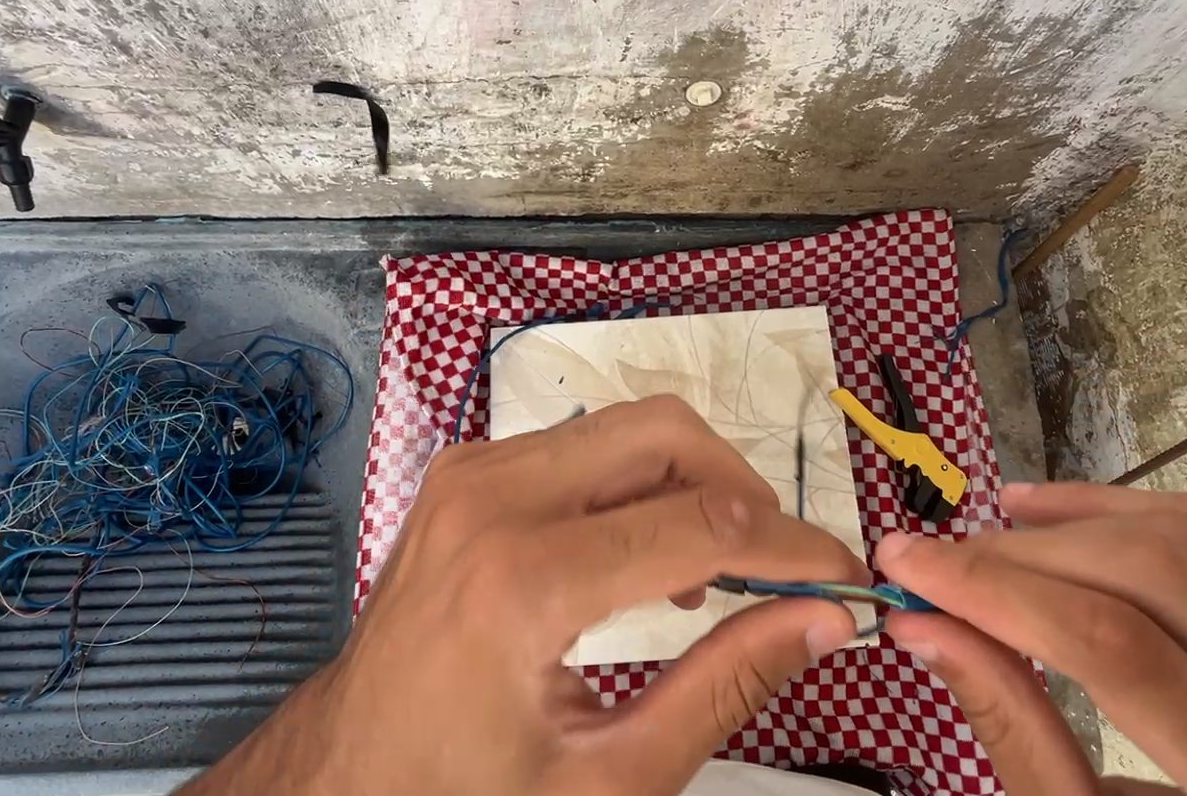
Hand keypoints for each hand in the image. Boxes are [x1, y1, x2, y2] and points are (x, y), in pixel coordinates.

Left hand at [180, 395, 867, 795]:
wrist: (346, 767)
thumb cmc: (465, 790)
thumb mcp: (609, 776)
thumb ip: (726, 685)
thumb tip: (819, 618)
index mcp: (523, 579)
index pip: (700, 524)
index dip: (790, 545)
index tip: (840, 574)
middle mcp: (494, 495)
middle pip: (664, 434)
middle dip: (741, 488)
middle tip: (773, 562)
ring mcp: (474, 468)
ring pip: (626, 426)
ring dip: (690, 480)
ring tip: (705, 569)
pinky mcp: (470, 466)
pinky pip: (583, 443)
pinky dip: (637, 480)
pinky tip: (641, 550)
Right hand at [877, 482, 1186, 795]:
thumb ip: (1014, 728)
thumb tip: (921, 622)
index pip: (1117, 650)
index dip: (995, 592)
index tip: (901, 562)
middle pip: (1155, 577)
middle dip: (1020, 554)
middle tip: (937, 559)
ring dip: (1070, 522)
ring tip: (993, 528)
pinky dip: (1130, 515)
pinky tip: (1063, 517)